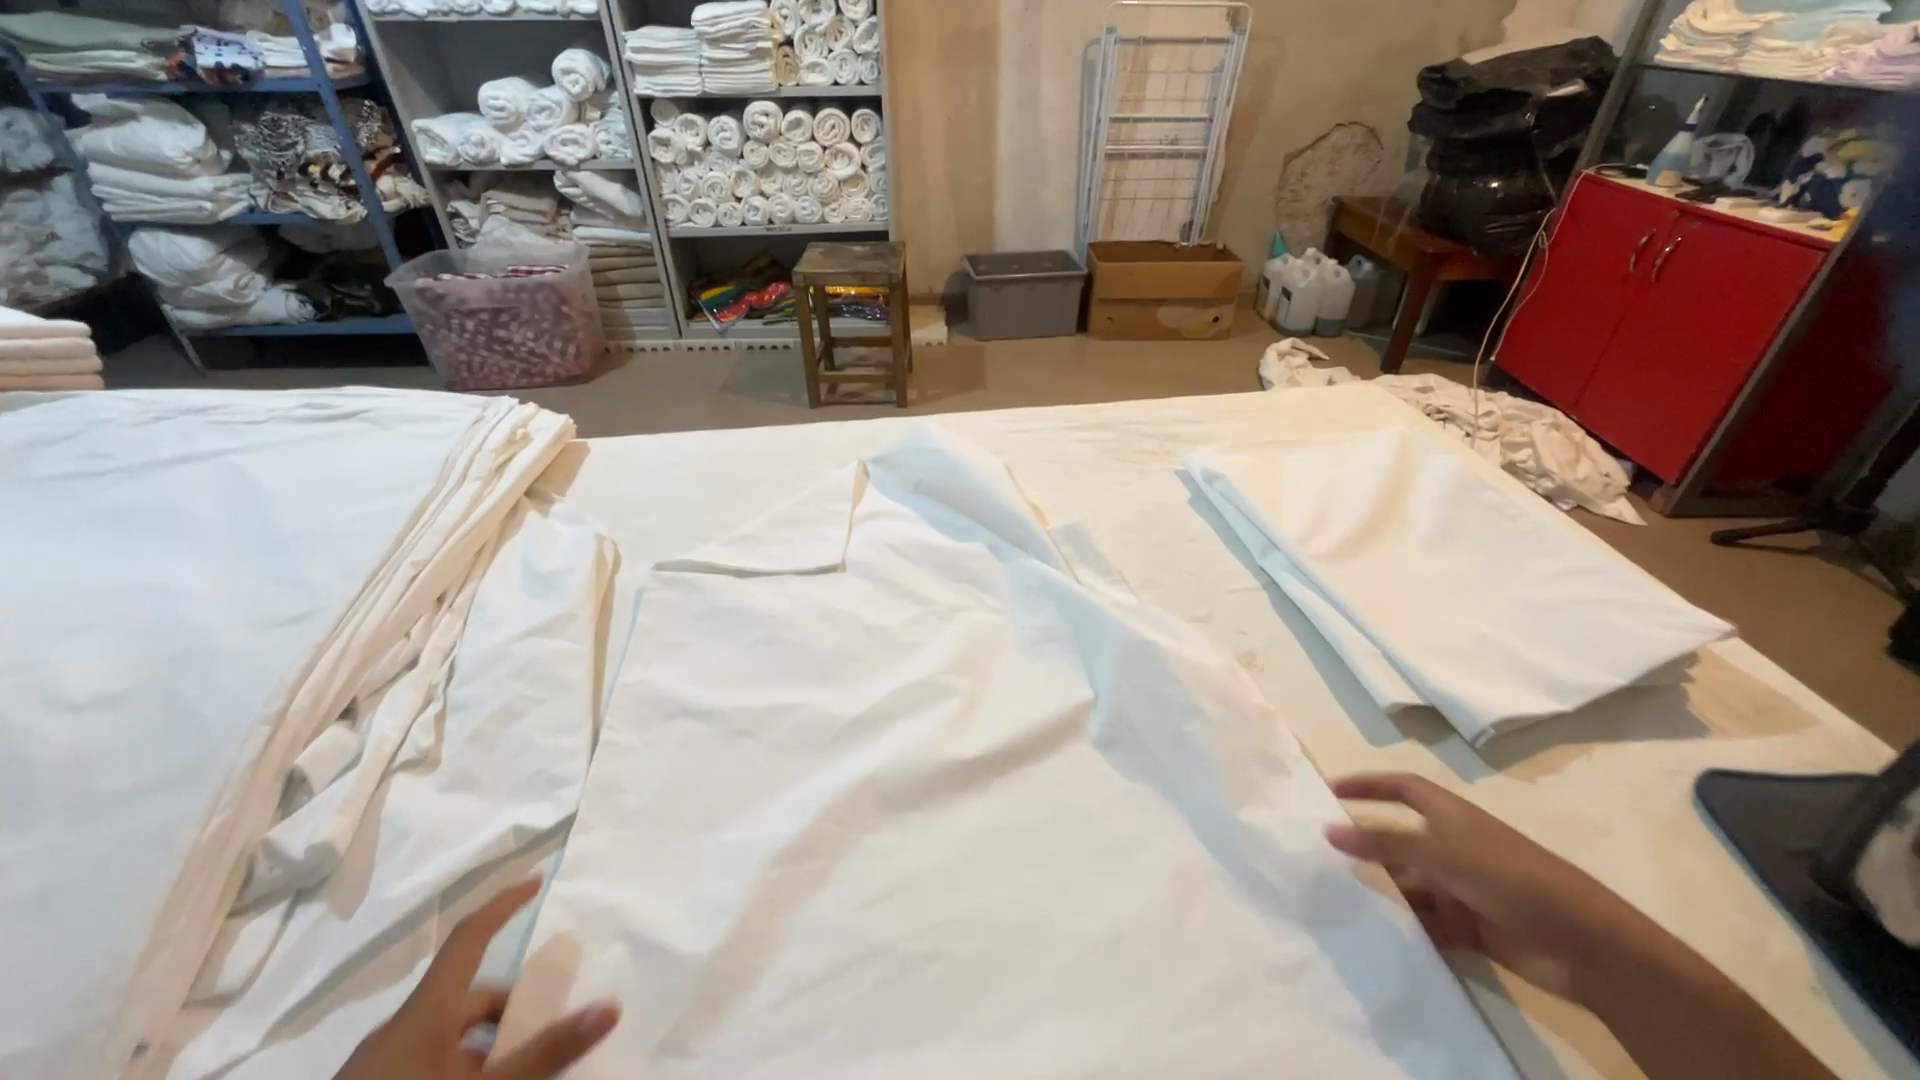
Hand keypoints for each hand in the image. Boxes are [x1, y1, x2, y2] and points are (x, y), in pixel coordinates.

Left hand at [333, 879, 619, 1079]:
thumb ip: (545, 1052)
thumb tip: (610, 1006)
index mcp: (426, 1011)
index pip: (470, 937)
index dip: (503, 905)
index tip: (535, 883)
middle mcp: (403, 1029)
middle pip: (471, 999)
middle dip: (515, 1010)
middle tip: (552, 1031)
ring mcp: (383, 1065)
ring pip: (452, 1040)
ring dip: (492, 1048)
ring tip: (525, 1070)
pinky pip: (430, 1065)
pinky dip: (466, 1069)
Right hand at [1325, 772, 1652, 1003]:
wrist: (1586, 947)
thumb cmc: (1514, 880)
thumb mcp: (1444, 855)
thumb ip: (1385, 843)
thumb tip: (1329, 829)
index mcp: (1453, 818)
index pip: (1403, 788)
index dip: (1368, 785)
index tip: (1330, 791)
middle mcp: (1454, 848)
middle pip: (1399, 840)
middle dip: (1365, 847)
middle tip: (1320, 857)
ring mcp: (1462, 889)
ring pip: (1409, 884)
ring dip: (1382, 891)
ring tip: (1339, 899)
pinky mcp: (1469, 927)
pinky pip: (1425, 922)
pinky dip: (1404, 926)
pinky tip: (1377, 933)